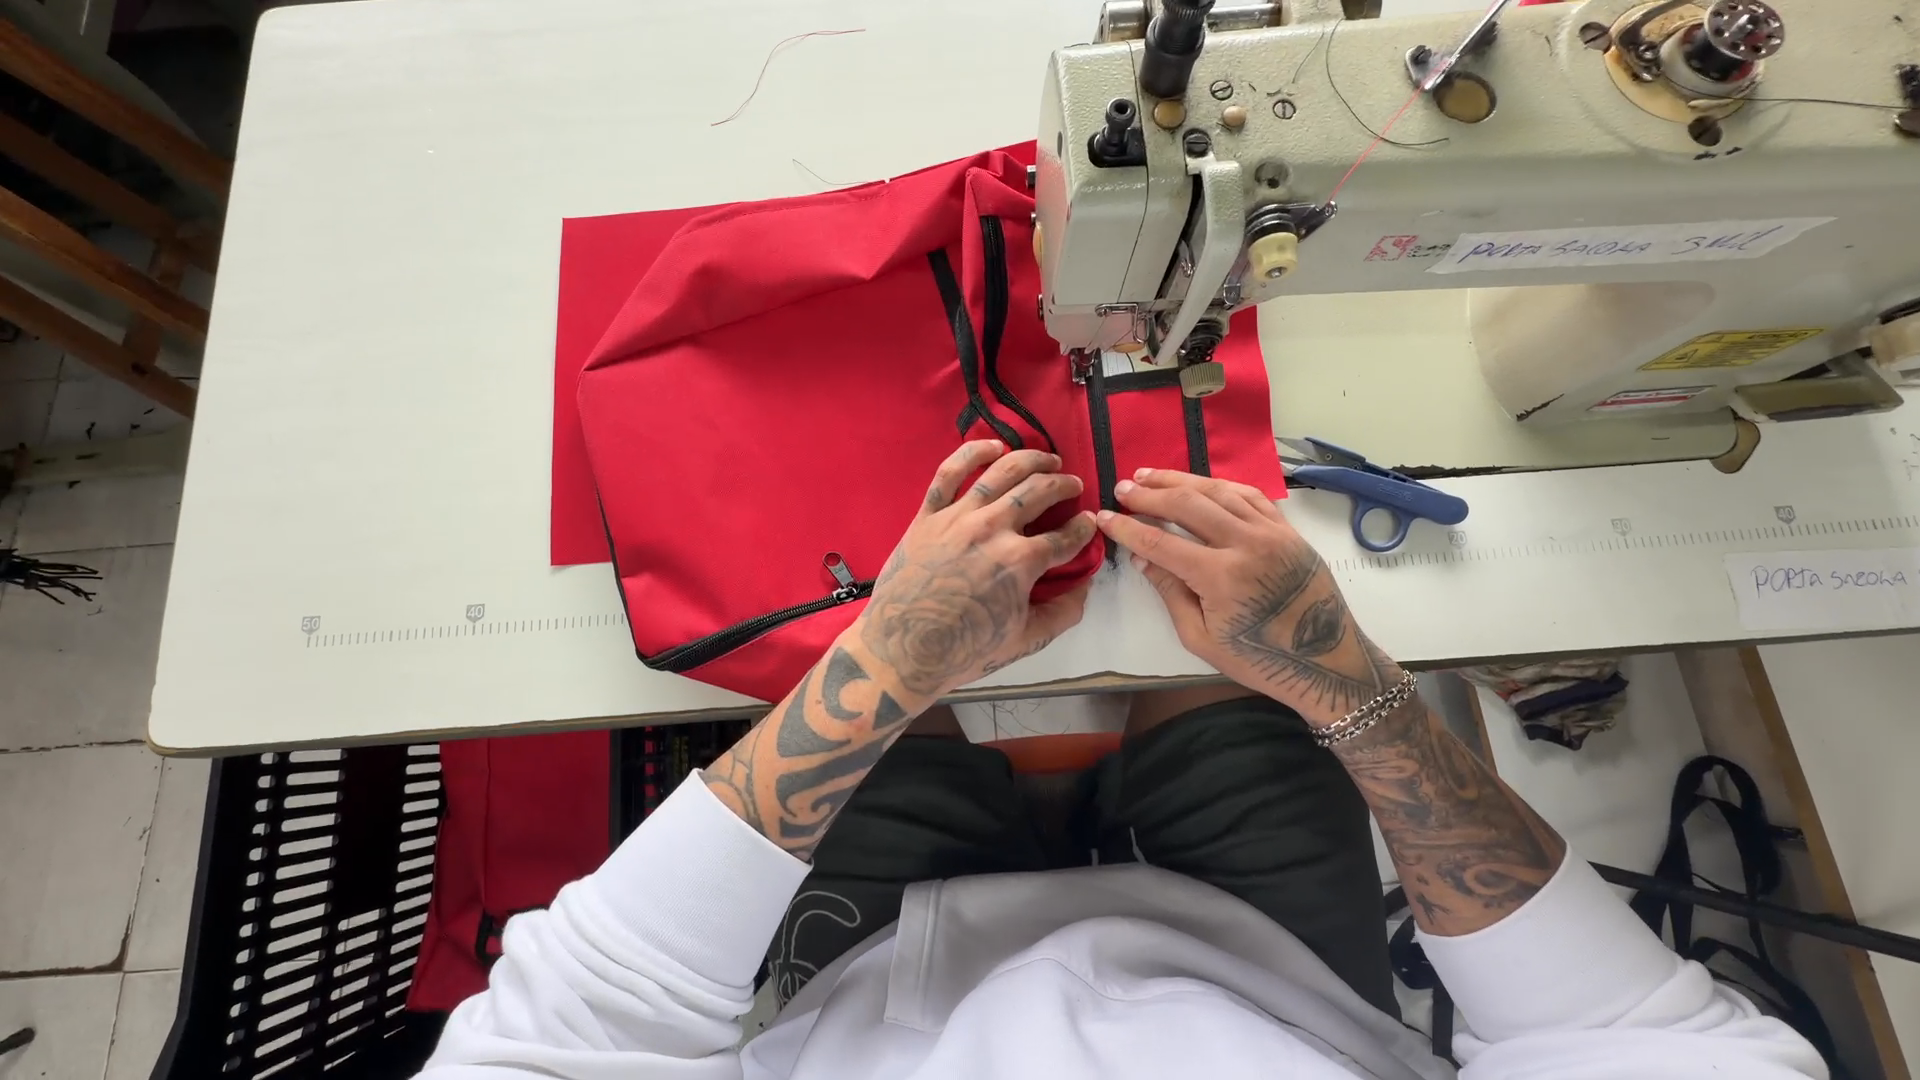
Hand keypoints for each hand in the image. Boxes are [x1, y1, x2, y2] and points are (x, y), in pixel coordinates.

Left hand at [857, 440, 1097, 701]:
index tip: (1089, 523)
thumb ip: (1064, 612)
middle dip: (1064, 485)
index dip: (1084, 529)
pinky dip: (972, 453)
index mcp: (1021, 561)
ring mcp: (957, 517)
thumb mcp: (1025, 640)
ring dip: (1032, 460)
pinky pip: (949, 473)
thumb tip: (1085, 587)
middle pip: (1039, 492)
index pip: (1066, 537)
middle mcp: (993, 529)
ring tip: (1047, 459)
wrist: (901, 650)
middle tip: (1073, 485)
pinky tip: (994, 447)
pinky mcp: (927, 515)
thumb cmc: (964, 650)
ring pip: (1002, 472)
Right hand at [1095, 468, 1401, 728]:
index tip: (1104, 517)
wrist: (1327, 662)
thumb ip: (1171, 592)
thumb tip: (1143, 558)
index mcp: (1220, 577)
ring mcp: (1271, 532)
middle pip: (1187, 504)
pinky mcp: (1288, 530)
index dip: (1127, 528)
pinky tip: (1200, 484)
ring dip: (1180, 480)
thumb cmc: (1258, 660)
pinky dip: (1220, 485)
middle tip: (1122, 488)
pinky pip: (1250, 495)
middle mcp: (1246, 544)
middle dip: (1149, 494)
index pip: (1160, 541)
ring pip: (1218, 491)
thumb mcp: (1201, 638)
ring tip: (1150, 475)